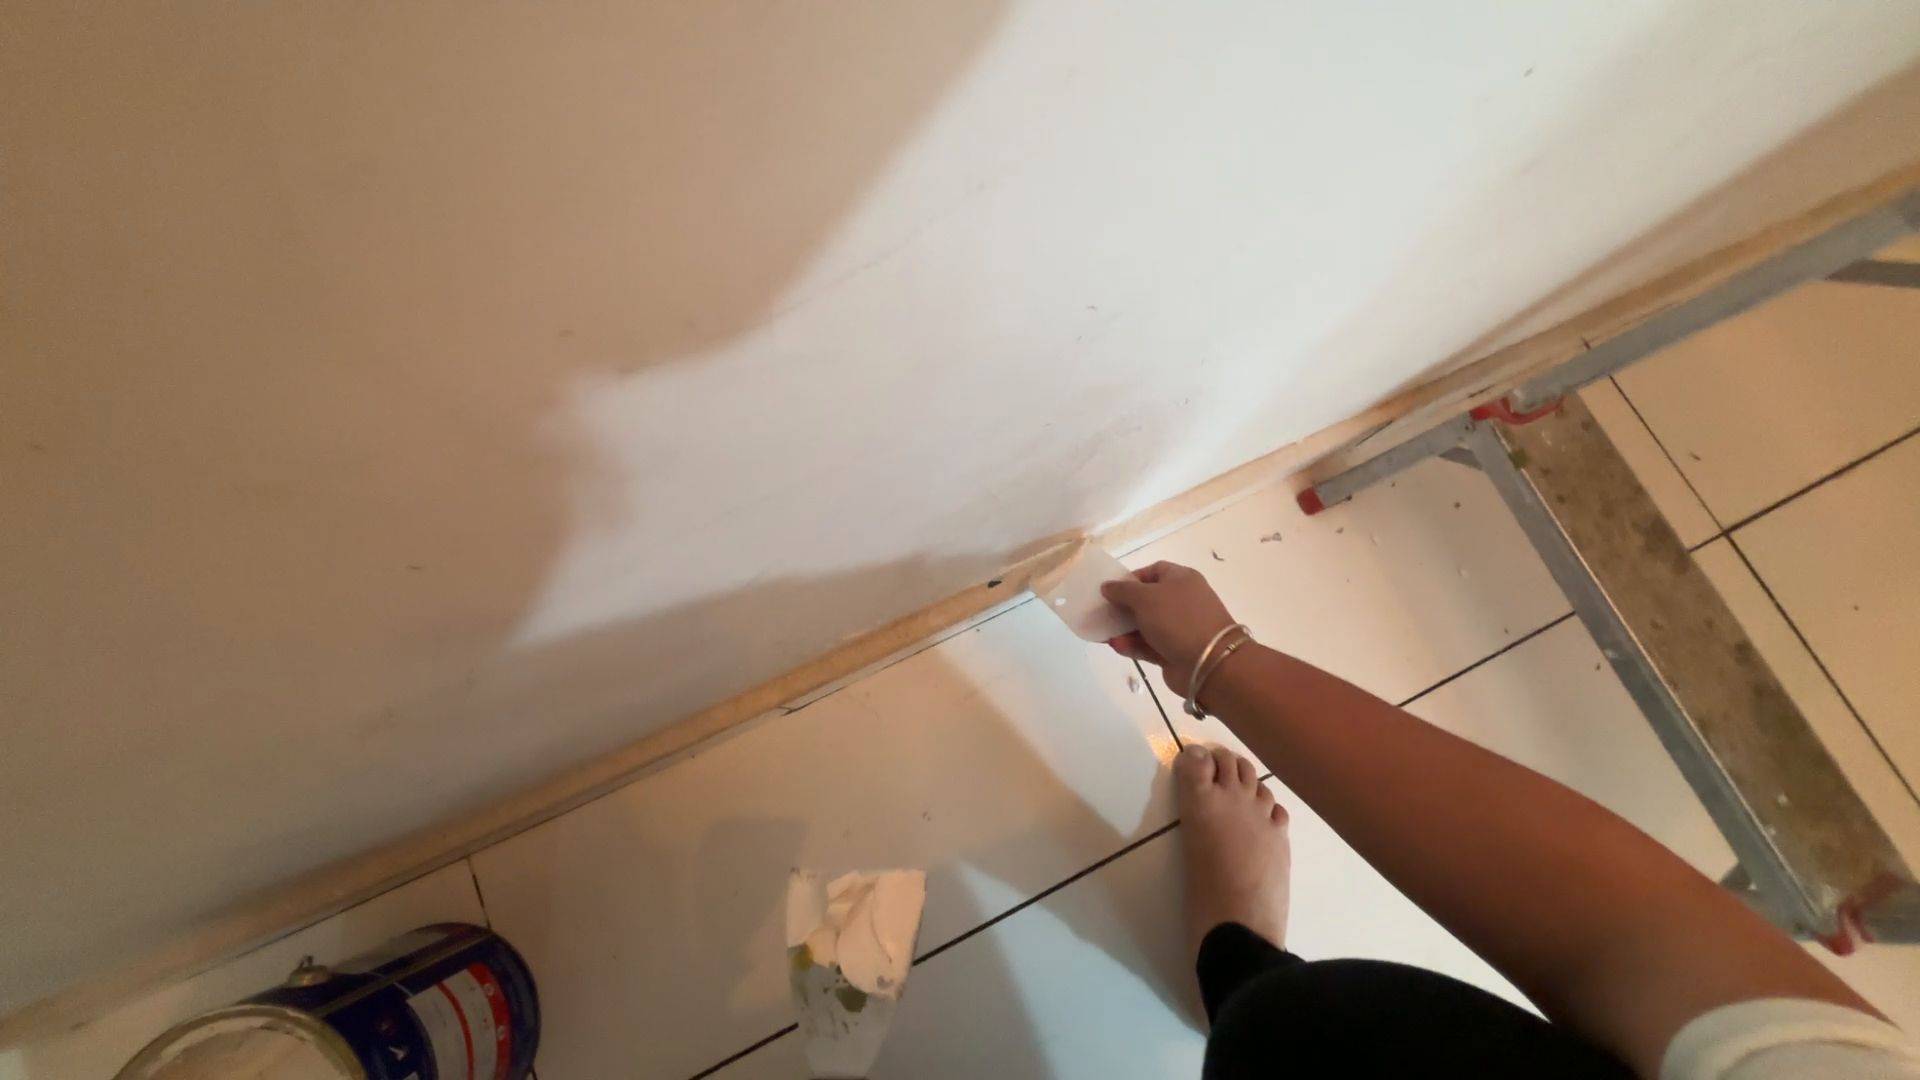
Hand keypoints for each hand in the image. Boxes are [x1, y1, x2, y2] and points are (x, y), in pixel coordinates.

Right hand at [1100, 561, 1238, 696]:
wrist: (1210, 663)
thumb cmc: (1177, 619)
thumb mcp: (1145, 598)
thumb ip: (1122, 590)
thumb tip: (1107, 586)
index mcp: (1181, 579)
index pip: (1153, 571)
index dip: (1131, 578)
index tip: (1112, 589)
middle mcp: (1182, 601)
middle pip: (1147, 599)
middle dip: (1124, 606)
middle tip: (1104, 612)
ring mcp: (1180, 628)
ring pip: (1146, 625)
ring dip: (1125, 629)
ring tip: (1105, 633)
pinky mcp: (1175, 651)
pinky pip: (1149, 645)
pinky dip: (1133, 645)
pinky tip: (1116, 646)